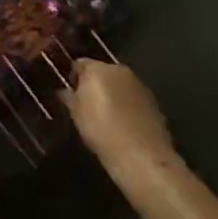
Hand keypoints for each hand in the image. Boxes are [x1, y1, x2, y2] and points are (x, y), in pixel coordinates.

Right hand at [63, 59, 177, 184]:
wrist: (142, 155)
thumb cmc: (102, 133)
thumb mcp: (77, 117)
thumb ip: (70, 98)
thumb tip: (66, 90)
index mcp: (98, 69)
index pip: (80, 63)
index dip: (74, 76)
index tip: (70, 92)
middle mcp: (119, 69)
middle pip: (101, 71)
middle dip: (94, 84)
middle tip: (87, 105)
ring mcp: (138, 82)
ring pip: (118, 82)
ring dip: (112, 93)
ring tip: (106, 115)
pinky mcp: (152, 98)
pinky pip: (132, 95)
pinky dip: (126, 103)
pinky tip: (123, 122)